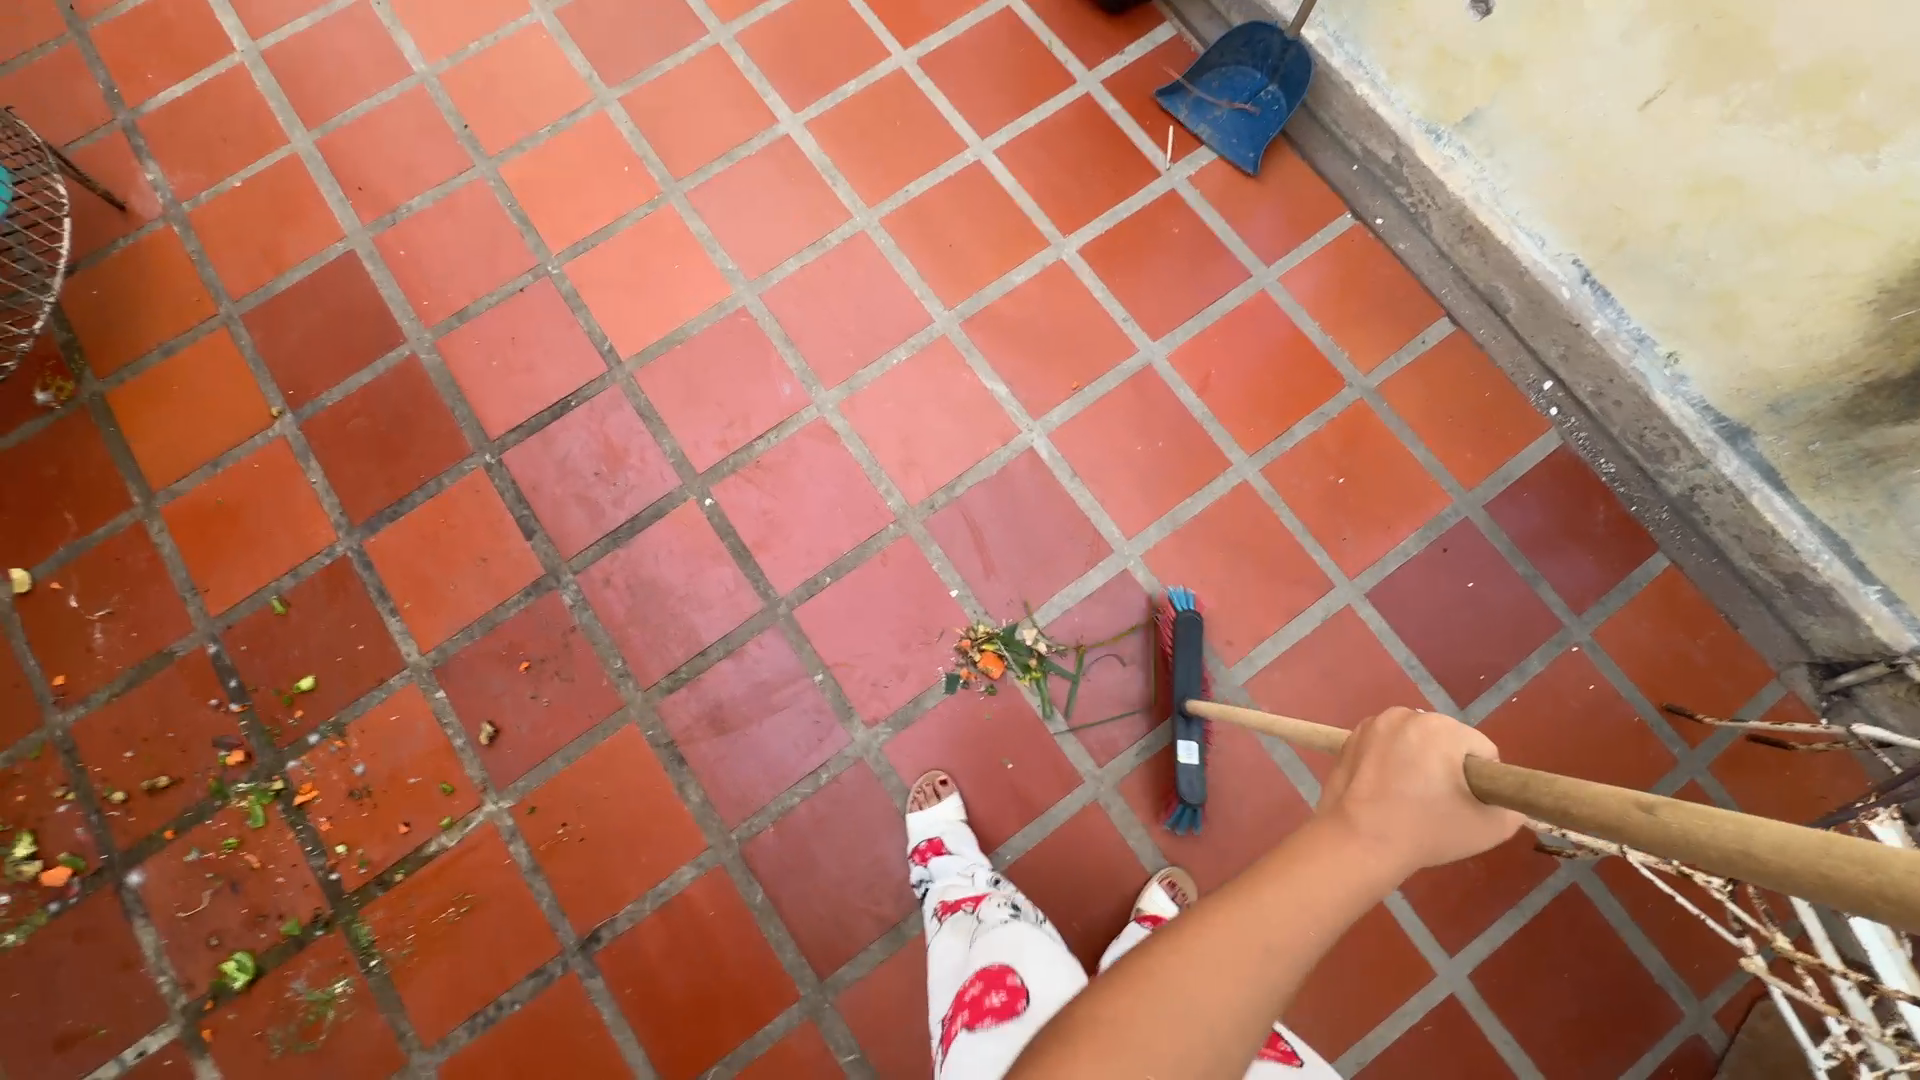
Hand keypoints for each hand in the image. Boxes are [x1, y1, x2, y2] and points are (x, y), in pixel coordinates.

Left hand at [1315, 707, 1523, 876]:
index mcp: (1441, 728)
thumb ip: (1513, 808)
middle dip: (1448, 765)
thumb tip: (1506, 801)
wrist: (1359, 838)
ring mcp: (1372, 724)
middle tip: (1438, 801)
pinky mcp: (1349, 738)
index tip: (1468, 802)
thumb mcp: (1491, 827)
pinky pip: (1385, 745)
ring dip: (1418, 760)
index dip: (1484, 779)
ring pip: (1413, 741)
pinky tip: (1386, 787)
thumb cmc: (1427, 829)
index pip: (1482, 750)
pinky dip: (1390, 760)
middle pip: (1445, 740)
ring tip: (1410, 795)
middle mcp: (1404, 715)